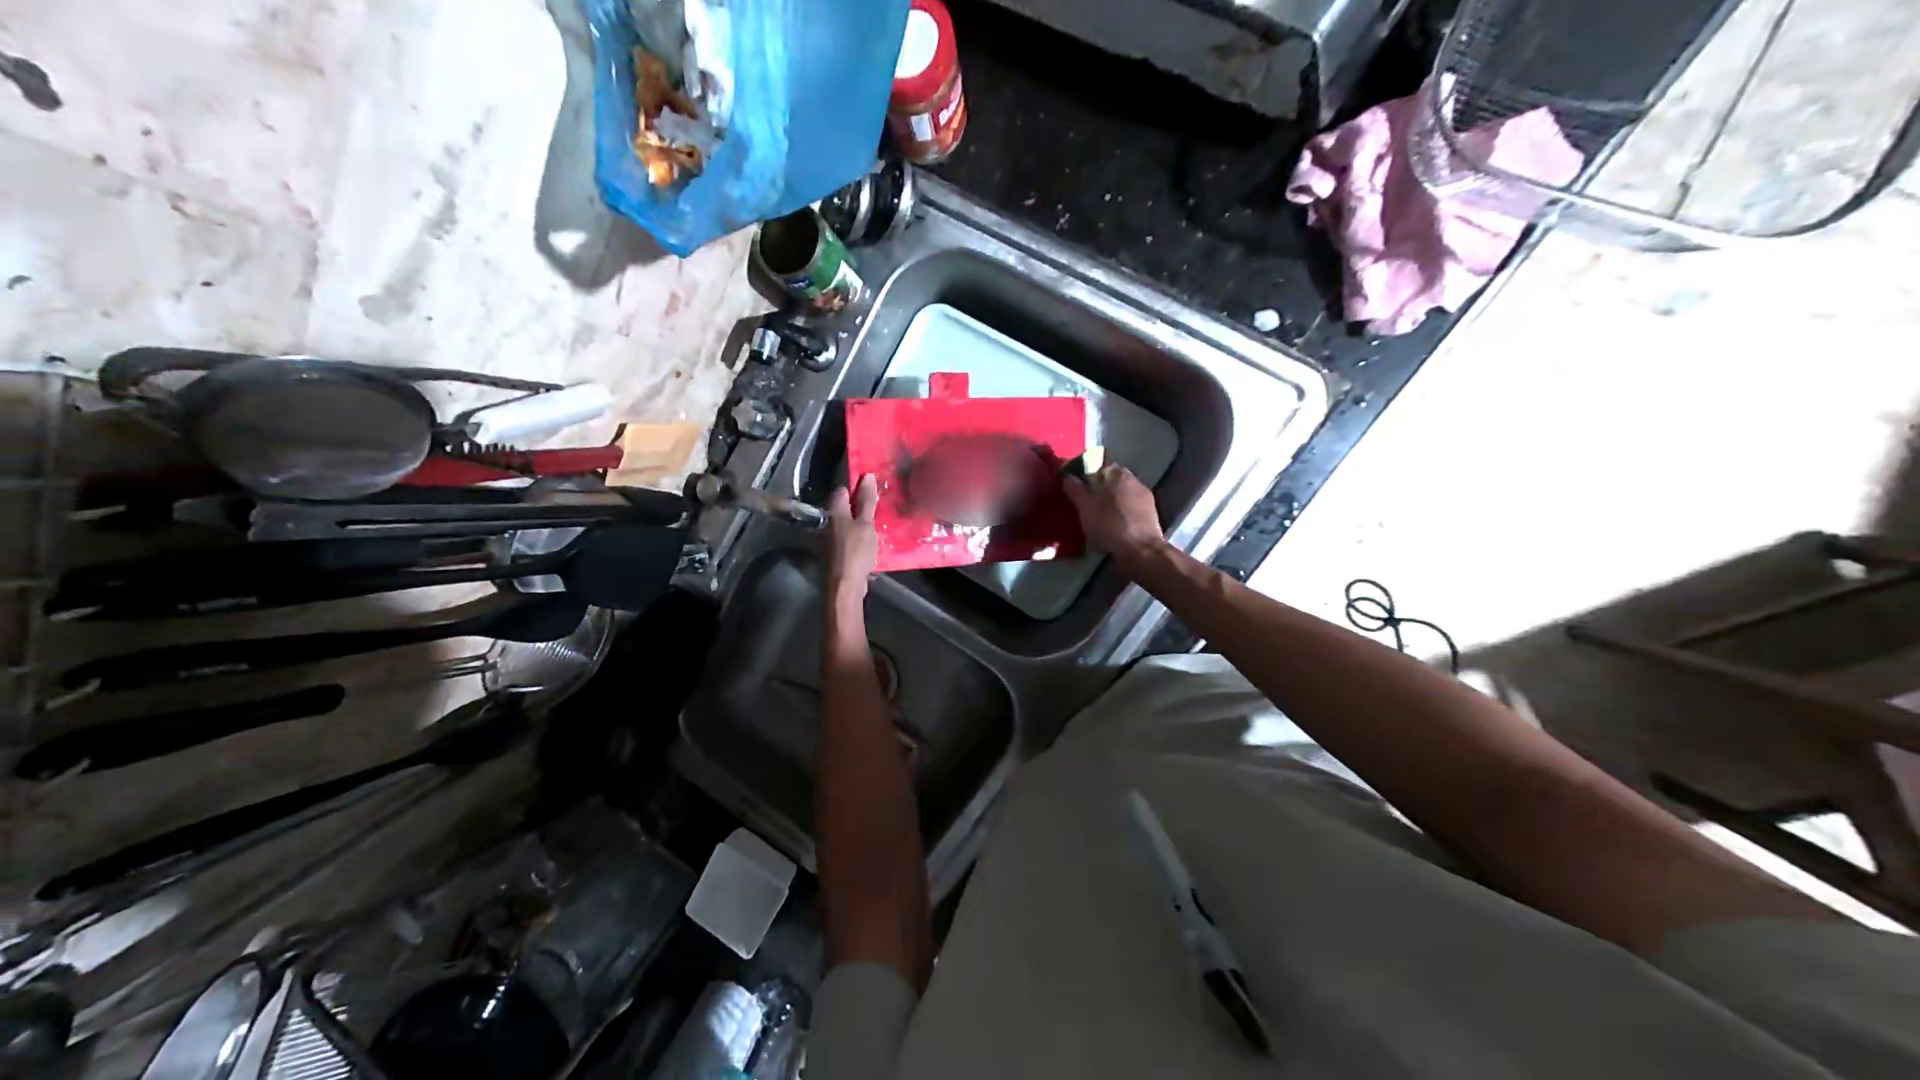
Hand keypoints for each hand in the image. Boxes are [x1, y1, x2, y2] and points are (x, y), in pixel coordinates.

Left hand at [827, 474, 879, 604]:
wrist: (845, 586)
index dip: (856, 486)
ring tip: (880, 521)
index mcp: (835, 513)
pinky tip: (873, 541)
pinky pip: (851, 539)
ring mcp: (832, 540)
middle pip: (844, 508)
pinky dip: (860, 537)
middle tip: (880, 504)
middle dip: (860, 505)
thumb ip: (867, 501)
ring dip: (861, 522)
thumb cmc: (856, 552)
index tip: (872, 487)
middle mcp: (830, 524)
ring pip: (848, 524)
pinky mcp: (838, 554)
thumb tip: (867, 475)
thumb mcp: (866, 524)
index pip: (842, 491)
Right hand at [1063, 464, 1165, 567]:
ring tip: (1100, 516)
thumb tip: (1068, 476)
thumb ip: (1076, 490)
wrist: (1141, 551)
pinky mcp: (1151, 513)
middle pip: (1112, 480)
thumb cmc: (1109, 526)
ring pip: (1123, 494)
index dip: (1086, 476)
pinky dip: (1122, 512)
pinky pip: (1131, 507)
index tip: (1078, 488)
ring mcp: (1145, 497)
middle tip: (1087, 503)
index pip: (1098, 466)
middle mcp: (1134, 479)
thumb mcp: (1085, 508)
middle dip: (1100, 489)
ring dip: (1112, 501)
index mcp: (1117, 473)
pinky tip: (1115, 525)